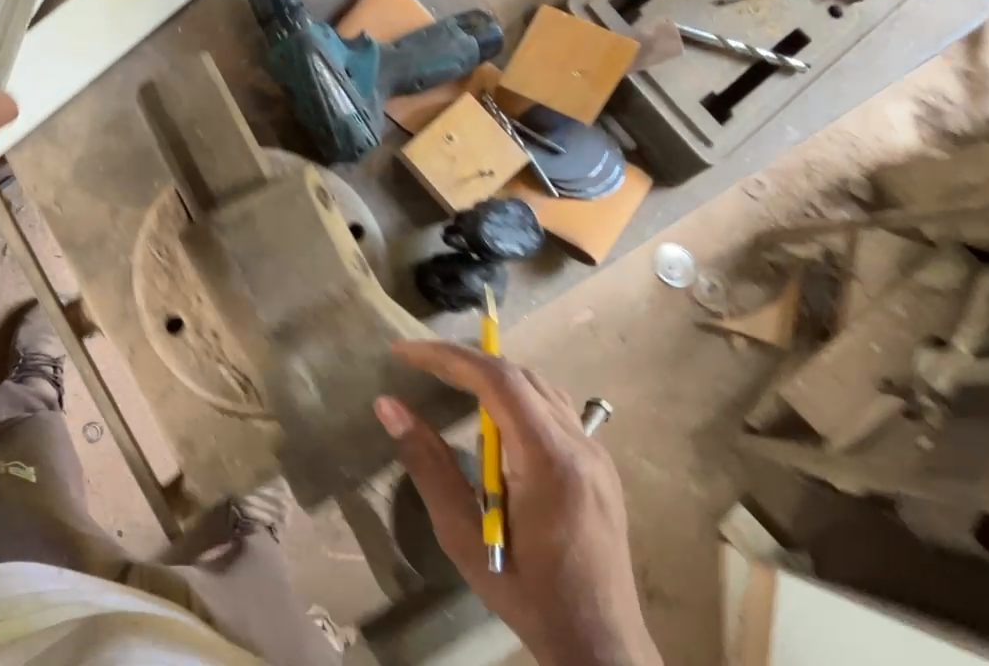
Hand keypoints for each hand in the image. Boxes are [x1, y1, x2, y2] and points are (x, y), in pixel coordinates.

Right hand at [376, 342, 659, 665]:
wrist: (599, 643)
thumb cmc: (525, 592)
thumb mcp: (462, 533)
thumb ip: (427, 464)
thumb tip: (388, 406)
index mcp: (549, 460)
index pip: (497, 380)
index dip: (446, 356)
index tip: (403, 352)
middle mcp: (580, 446)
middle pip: (520, 375)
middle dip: (464, 360)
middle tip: (417, 362)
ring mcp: (597, 456)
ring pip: (540, 388)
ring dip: (491, 375)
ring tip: (446, 379)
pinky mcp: (600, 468)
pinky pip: (553, 410)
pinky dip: (514, 397)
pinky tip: (490, 418)